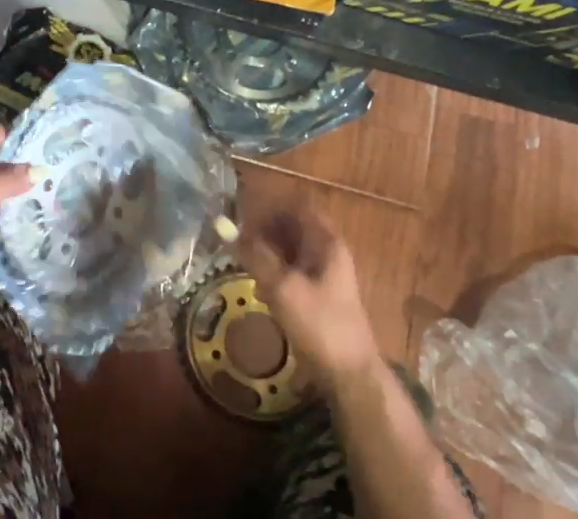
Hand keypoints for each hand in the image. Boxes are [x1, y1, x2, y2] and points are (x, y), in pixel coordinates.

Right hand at [238, 208, 381, 385]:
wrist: (348, 373)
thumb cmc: (319, 324)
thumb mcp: (282, 287)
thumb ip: (256, 256)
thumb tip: (229, 230)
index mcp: (325, 243)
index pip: (298, 206)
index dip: (271, 204)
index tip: (242, 211)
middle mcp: (326, 252)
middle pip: (292, 226)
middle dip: (263, 228)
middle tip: (234, 237)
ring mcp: (322, 274)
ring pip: (288, 249)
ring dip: (265, 249)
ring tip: (240, 258)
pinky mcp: (315, 294)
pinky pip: (289, 270)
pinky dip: (271, 270)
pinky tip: (256, 284)